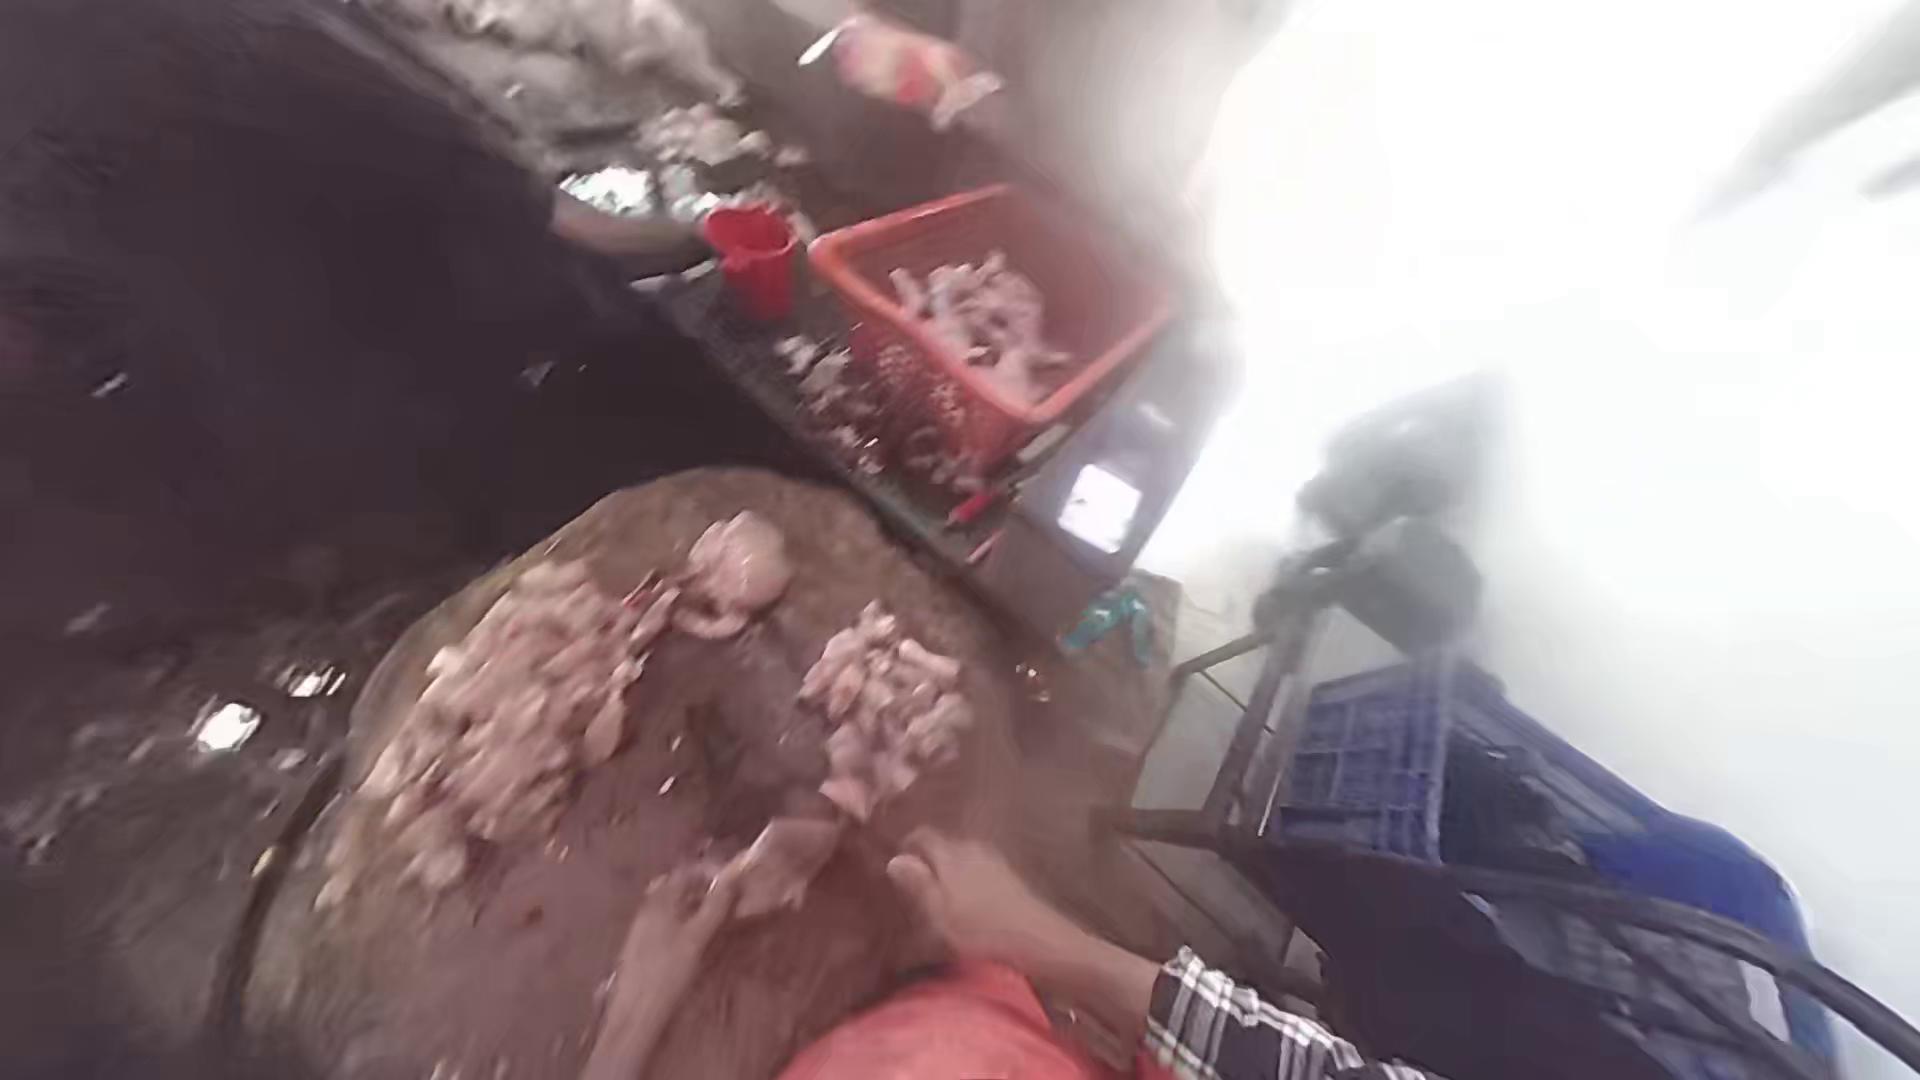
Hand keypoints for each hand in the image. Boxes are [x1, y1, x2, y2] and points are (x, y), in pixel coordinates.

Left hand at [616, 861, 740, 978]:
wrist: (633, 1020)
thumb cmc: (668, 973)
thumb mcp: (699, 936)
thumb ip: (718, 903)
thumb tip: (735, 874)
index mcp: (661, 900)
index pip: (688, 871)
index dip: (711, 871)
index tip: (732, 881)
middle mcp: (648, 909)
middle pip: (677, 886)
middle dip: (702, 887)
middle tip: (724, 898)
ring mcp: (640, 929)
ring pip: (670, 905)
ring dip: (693, 905)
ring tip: (712, 919)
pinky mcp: (638, 949)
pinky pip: (664, 923)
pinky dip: (681, 922)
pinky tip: (691, 940)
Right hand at [885, 828, 1084, 972]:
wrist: (1043, 948)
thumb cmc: (981, 937)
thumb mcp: (938, 921)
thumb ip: (916, 887)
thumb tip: (894, 858)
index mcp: (951, 853)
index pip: (921, 836)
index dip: (905, 848)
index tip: (892, 869)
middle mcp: (972, 848)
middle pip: (942, 846)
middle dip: (926, 862)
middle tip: (911, 890)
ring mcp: (995, 862)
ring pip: (961, 858)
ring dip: (948, 873)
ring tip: (938, 902)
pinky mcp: (1010, 879)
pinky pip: (978, 871)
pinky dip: (967, 883)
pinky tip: (968, 908)